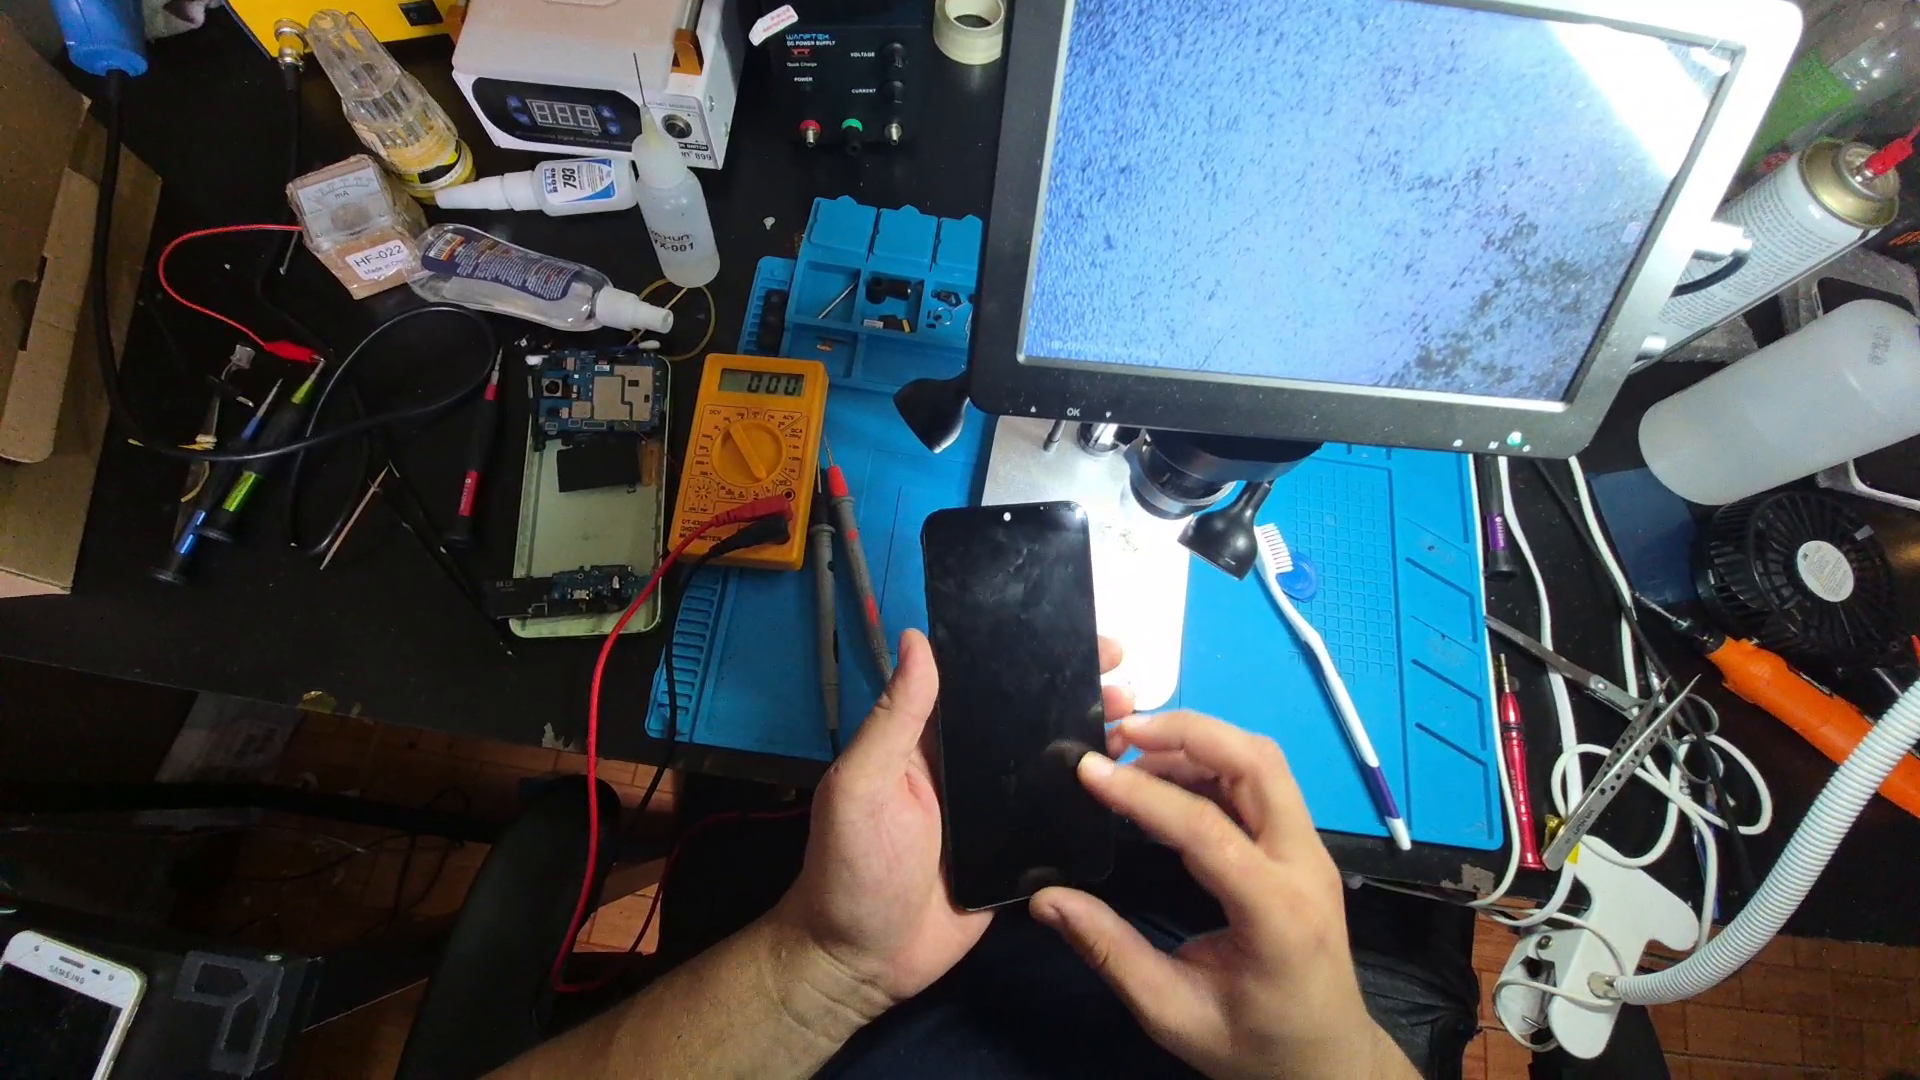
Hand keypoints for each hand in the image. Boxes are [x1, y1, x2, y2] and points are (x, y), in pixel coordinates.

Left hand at [769, 628, 1135, 1026]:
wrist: (867, 960)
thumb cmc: (853, 864)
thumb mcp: (863, 783)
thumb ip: (894, 716)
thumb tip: (917, 637)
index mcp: (930, 735)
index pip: (981, 679)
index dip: (1023, 652)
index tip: (1071, 631)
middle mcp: (968, 761)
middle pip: (1026, 712)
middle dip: (1073, 686)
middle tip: (1121, 670)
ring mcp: (996, 805)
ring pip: (1050, 756)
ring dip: (1089, 730)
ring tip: (1134, 713)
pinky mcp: (1019, 846)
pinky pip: (1059, 810)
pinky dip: (1091, 789)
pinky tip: (1126, 773)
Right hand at [1029, 711, 1416, 1079]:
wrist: (1330, 1060)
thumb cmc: (1255, 1045)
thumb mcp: (1174, 1015)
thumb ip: (1110, 952)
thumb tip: (1046, 899)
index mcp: (1277, 914)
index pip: (1208, 828)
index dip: (1143, 793)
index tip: (1088, 769)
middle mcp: (1304, 864)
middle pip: (1256, 763)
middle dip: (1185, 733)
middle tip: (1120, 733)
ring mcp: (1310, 847)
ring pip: (1260, 759)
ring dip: (1196, 741)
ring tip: (1133, 751)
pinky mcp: (1300, 841)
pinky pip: (1257, 776)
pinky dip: (1207, 760)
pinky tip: (1164, 776)